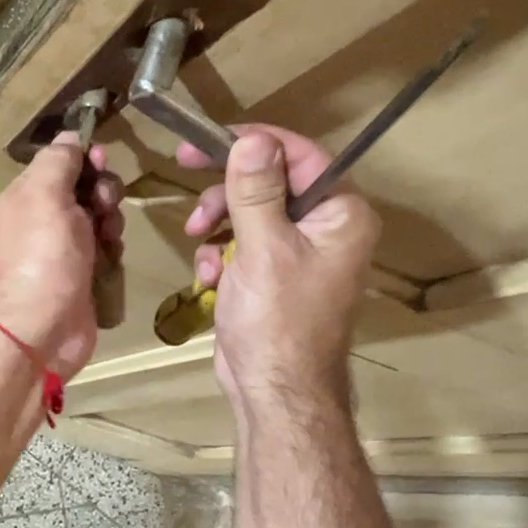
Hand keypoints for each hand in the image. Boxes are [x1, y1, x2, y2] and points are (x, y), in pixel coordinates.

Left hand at [0, 133, 124, 378]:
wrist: (40, 332)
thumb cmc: (40, 259)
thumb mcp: (43, 195)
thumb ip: (57, 161)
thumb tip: (71, 135)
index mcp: (24, 197)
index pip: (59, 161)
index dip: (84, 157)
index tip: (100, 161)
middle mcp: (41, 221)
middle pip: (85, 189)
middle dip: (103, 192)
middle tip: (102, 208)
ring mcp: (62, 251)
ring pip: (100, 219)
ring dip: (111, 222)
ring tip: (107, 239)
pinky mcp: (83, 277)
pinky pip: (107, 251)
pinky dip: (112, 251)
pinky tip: (110, 261)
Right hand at [178, 126, 379, 415]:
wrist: (274, 388)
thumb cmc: (276, 319)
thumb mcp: (262, 249)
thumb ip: (256, 191)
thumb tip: (251, 139)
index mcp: (339, 213)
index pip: (298, 155)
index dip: (249, 144)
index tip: (200, 145)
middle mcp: (325, 227)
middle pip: (269, 182)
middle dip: (226, 193)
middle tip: (188, 193)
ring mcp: (297, 252)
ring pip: (249, 213)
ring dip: (217, 225)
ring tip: (198, 244)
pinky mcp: (271, 275)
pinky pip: (241, 245)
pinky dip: (220, 255)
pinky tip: (209, 277)